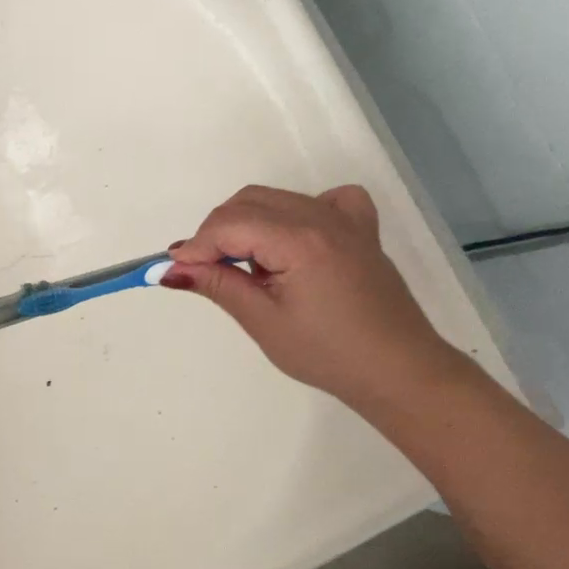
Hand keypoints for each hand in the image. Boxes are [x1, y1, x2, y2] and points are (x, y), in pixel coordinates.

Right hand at [162, 184, 472, 410]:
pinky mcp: (361, 229)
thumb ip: (218, 285)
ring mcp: (346, 219)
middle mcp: (322, 217)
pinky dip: (296, 212)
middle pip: (248, 202)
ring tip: (245, 269)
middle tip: (205, 272)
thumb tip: (171, 269)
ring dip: (248, 224)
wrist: (396, 369)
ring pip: (277, 199)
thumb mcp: (263, 321)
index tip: (174, 272)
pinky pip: (322, 200)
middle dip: (216, 233)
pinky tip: (292, 241)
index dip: (196, 246)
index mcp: (299, 240)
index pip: (229, 225)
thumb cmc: (326, 353)